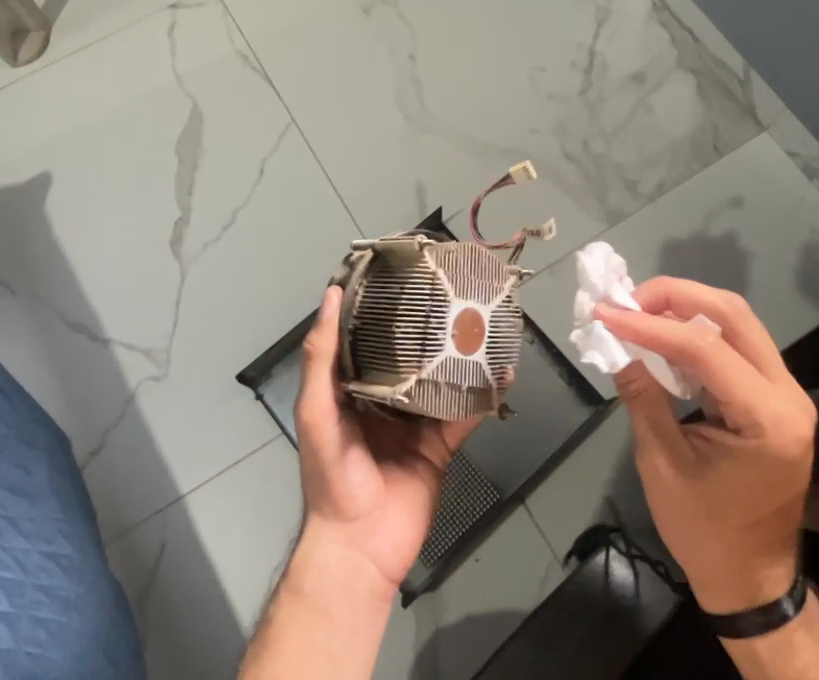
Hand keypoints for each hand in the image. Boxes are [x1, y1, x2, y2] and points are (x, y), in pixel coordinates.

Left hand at [293, 285, 482, 592]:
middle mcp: (383, 398)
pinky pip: (466, 413)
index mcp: (349, 387)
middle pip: (410, 354)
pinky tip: (502, 372)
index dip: (379, 306)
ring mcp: (415, 421)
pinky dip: (485, 395)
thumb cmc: (332, 477)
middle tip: (453, 291)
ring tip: (484, 321)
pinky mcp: (440, 444)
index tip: (400, 272)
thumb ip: (321, 359)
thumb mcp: (317, 412)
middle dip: (428, 326)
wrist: (362, 546)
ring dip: (461, 355)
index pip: (364, 336)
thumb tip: (329, 297)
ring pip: (442, 379)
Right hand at [596, 277, 816, 613]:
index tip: (605, 313)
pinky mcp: (774, 400)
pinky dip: (697, 334)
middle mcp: (789, 396)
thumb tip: (613, 343)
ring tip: (637, 313)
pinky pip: (737, 349)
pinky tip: (661, 336)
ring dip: (686, 310)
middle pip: (734, 316)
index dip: (650, 325)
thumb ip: (643, 395)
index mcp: (769, 419)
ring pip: (738, 325)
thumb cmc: (704, 530)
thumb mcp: (662, 462)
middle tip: (626, 301)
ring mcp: (787, 395)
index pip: (706, 348)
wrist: (751, 577)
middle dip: (676, 297)